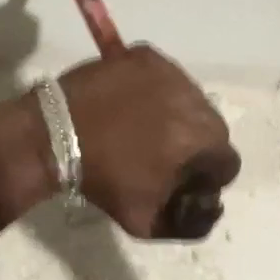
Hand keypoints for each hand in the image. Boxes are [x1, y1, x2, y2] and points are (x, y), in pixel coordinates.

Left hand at [54, 44, 240, 238]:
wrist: (53, 133)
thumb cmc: (101, 178)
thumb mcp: (147, 221)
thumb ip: (190, 224)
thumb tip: (208, 209)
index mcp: (201, 139)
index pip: (226, 160)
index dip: (207, 175)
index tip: (181, 178)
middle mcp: (193, 98)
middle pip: (210, 126)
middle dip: (194, 142)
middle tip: (161, 152)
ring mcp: (168, 71)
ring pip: (189, 97)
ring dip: (176, 112)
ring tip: (142, 126)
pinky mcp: (144, 54)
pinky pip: (163, 75)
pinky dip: (155, 88)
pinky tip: (131, 103)